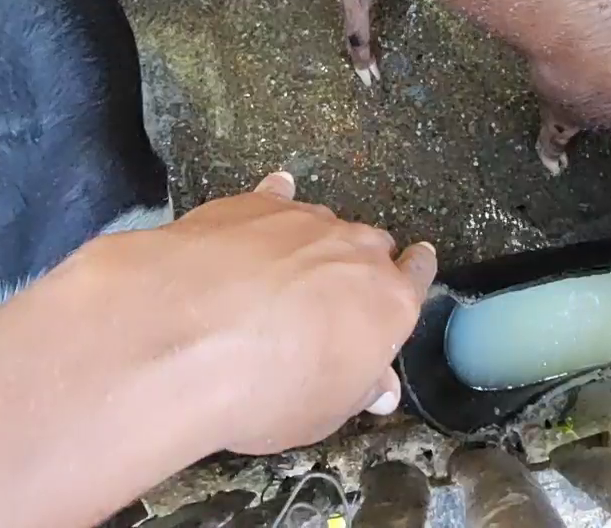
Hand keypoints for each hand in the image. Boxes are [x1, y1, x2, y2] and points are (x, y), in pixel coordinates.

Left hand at [70, 172, 436, 455]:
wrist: (190, 332)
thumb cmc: (267, 388)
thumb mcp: (322, 413)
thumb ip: (358, 387)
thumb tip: (380, 384)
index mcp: (389, 301)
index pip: (419, 274)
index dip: (414, 273)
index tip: (413, 267)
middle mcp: (358, 249)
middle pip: (373, 245)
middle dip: (359, 265)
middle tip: (330, 297)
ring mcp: (309, 221)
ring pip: (324, 225)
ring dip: (312, 244)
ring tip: (281, 274)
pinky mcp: (260, 203)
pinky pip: (277, 197)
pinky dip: (274, 205)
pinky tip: (259, 213)